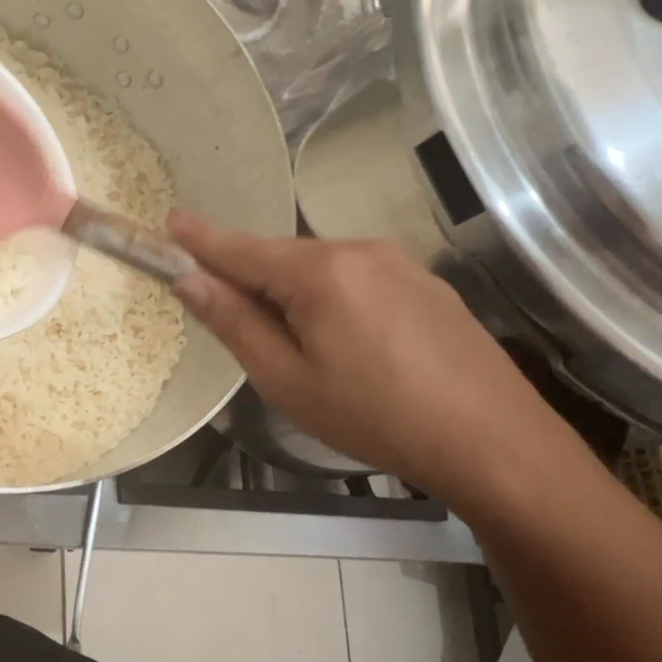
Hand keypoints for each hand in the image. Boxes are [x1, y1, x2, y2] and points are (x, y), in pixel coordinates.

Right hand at [167, 211, 591, 509]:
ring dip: (285, 291)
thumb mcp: (285, 379)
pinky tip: (331, 338)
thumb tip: (189, 281)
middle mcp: (361, 252)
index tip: (169, 220)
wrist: (492, 441)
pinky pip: (354, 280)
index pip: (242, 249)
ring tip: (277, 339)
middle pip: (281, 257)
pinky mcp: (426, 286)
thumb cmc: (374, 415)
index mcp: (321, 272)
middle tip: (213, 304)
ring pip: (319, 269)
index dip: (200, 239)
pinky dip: (324, 297)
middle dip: (244, 275)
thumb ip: (234, 323)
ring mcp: (401, 265)